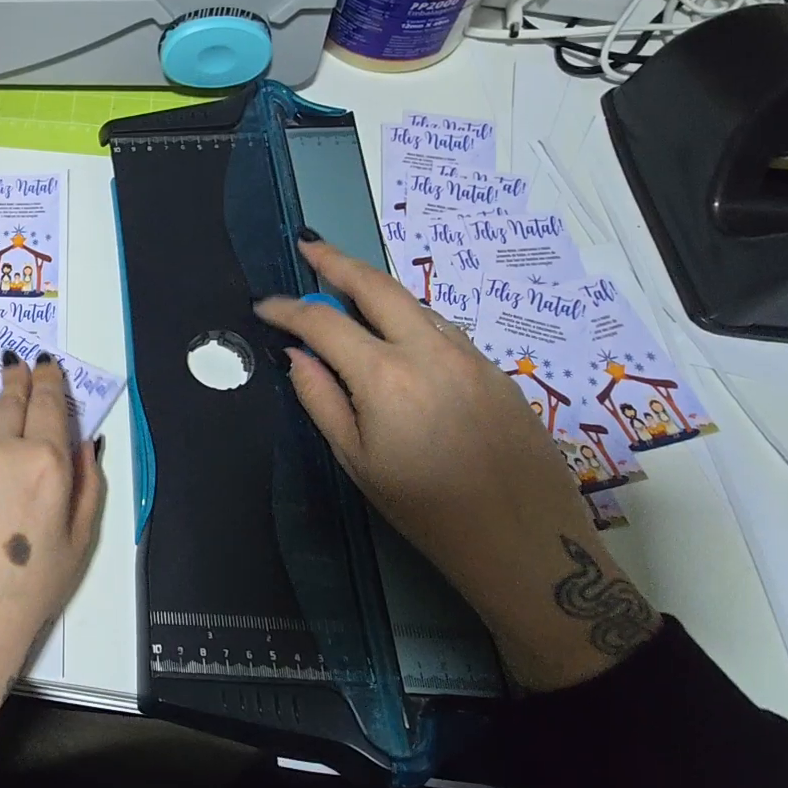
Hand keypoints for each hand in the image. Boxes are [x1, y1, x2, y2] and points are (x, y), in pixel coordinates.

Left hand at [0, 352, 104, 682]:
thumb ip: (86, 484)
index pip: (50, 405)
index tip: (46, 366)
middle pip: (10, 401)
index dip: (49, 381)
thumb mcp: (78, 542)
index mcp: (45, 463)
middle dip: (16, 380)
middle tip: (16, 364)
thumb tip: (83, 441)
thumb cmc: (27, 593)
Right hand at [254, 238, 658, 690]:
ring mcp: (469, 356)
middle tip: (309, 247)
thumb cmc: (425, 508)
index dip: (287, 309)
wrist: (524, 541)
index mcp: (385, 376)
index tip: (263, 306)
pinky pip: (440, 328)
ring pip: (414, 303)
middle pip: (378, 287)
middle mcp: (430, 351)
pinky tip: (393, 333)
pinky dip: (406, 317)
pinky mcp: (495, 370)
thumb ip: (320, 398)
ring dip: (374, 289)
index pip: (323, 323)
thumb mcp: (356, 460)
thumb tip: (299, 356)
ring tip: (344, 287)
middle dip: (337, 261)